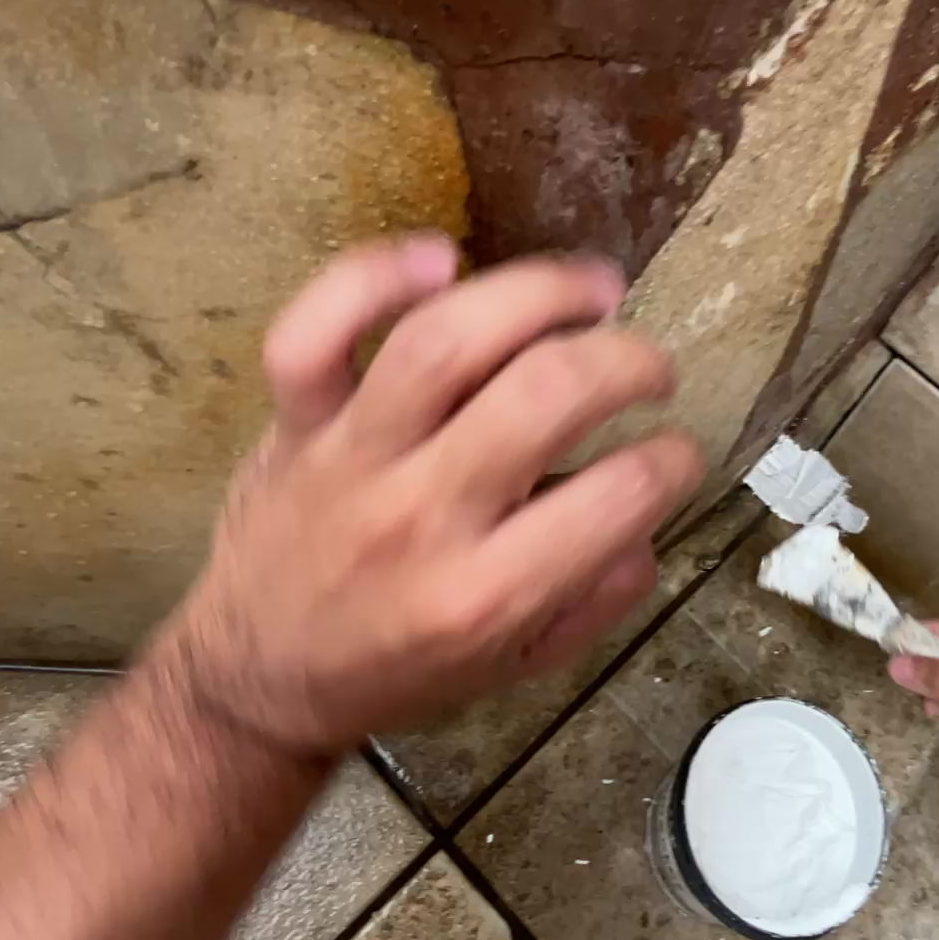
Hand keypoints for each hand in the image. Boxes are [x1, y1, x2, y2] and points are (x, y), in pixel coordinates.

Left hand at [147, 235, 703, 756]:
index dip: (676, 460)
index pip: (619, 498)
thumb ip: (598, 599)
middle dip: (629, 362)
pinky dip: (373, 276)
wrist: (259, 681)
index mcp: (490, 592)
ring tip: (597, 290)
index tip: (679, 451)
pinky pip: (313, 332)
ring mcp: (351, 459)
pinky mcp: (295, 423)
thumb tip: (646, 520)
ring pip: (443, 340)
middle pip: (544, 395)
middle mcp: (423, 516)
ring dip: (540, 294)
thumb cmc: (404, 671)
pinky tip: (443, 259)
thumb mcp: (523, 664)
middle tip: (655, 368)